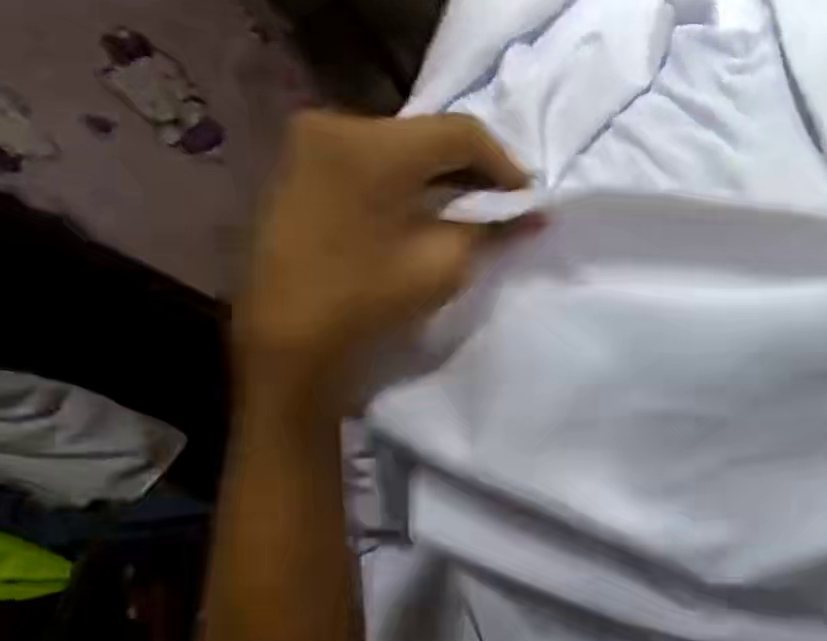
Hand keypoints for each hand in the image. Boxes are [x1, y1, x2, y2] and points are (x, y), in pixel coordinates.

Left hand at [233, 110, 533, 414]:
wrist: (293, 329)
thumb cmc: (372, 297)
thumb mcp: (445, 264)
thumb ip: (491, 228)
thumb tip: (533, 214)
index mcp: (374, 146)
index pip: (460, 133)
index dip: (505, 164)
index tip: (531, 201)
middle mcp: (339, 123)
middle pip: (430, 132)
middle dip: (476, 168)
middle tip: (508, 206)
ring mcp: (315, 139)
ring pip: (404, 143)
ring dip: (444, 173)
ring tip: (474, 210)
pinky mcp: (306, 160)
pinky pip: (376, 156)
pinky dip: (412, 178)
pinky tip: (431, 207)